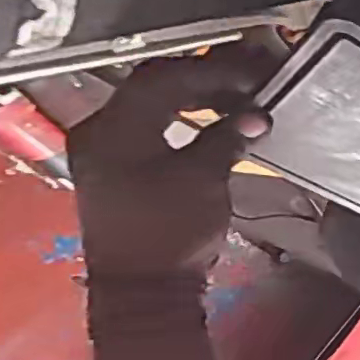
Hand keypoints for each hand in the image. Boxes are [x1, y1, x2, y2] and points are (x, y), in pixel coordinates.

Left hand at [68, 46, 278, 279]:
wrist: (144, 288)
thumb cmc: (171, 232)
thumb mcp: (204, 181)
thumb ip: (227, 140)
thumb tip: (257, 116)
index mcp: (116, 129)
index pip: (163, 80)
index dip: (211, 71)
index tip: (252, 73)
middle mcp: (102, 131)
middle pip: (153, 87)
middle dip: (204, 80)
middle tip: (248, 80)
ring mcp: (107, 151)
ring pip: (152, 106)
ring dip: (195, 98)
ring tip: (237, 98)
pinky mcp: (120, 169)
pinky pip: (152, 127)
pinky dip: (184, 118)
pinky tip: (211, 122)